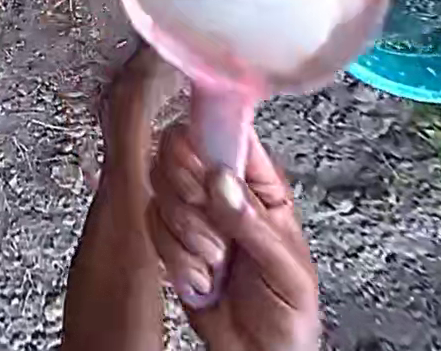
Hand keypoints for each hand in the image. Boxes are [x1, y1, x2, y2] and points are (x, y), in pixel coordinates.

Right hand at [149, 124, 320, 350]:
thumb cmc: (288, 312)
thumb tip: (221, 179)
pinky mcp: (171, 232)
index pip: (223, 129)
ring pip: (161, 183)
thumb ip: (254, 223)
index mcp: (256, 178)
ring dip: (185, 230)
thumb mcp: (286, 268)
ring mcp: (193, 206)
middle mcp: (220, 183)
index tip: (205, 172)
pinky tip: (200, 275)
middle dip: (188, 189)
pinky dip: (175, 255)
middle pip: (178, 147)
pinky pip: (153, 222)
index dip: (206, 140)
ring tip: (215, 259)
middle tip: (209, 218)